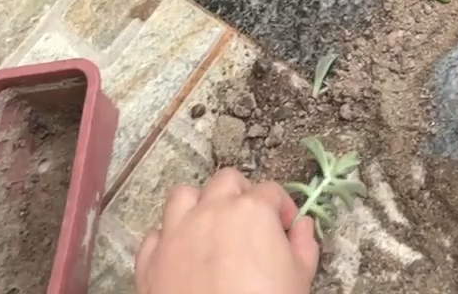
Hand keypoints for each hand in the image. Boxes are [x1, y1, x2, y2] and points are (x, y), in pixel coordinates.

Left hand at [136, 169, 318, 293]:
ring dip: (197, 206)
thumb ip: (305, 244)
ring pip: (183, 196)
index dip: (281, 208)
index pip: (271, 191)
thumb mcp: (301, 277)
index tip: (285, 228)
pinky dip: (166, 241)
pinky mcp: (151, 262)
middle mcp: (212, 210)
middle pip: (226, 181)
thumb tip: (302, 225)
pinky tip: (180, 256)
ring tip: (208, 227)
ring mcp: (177, 233)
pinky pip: (154, 237)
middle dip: (240, 194)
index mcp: (251, 209)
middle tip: (249, 222)